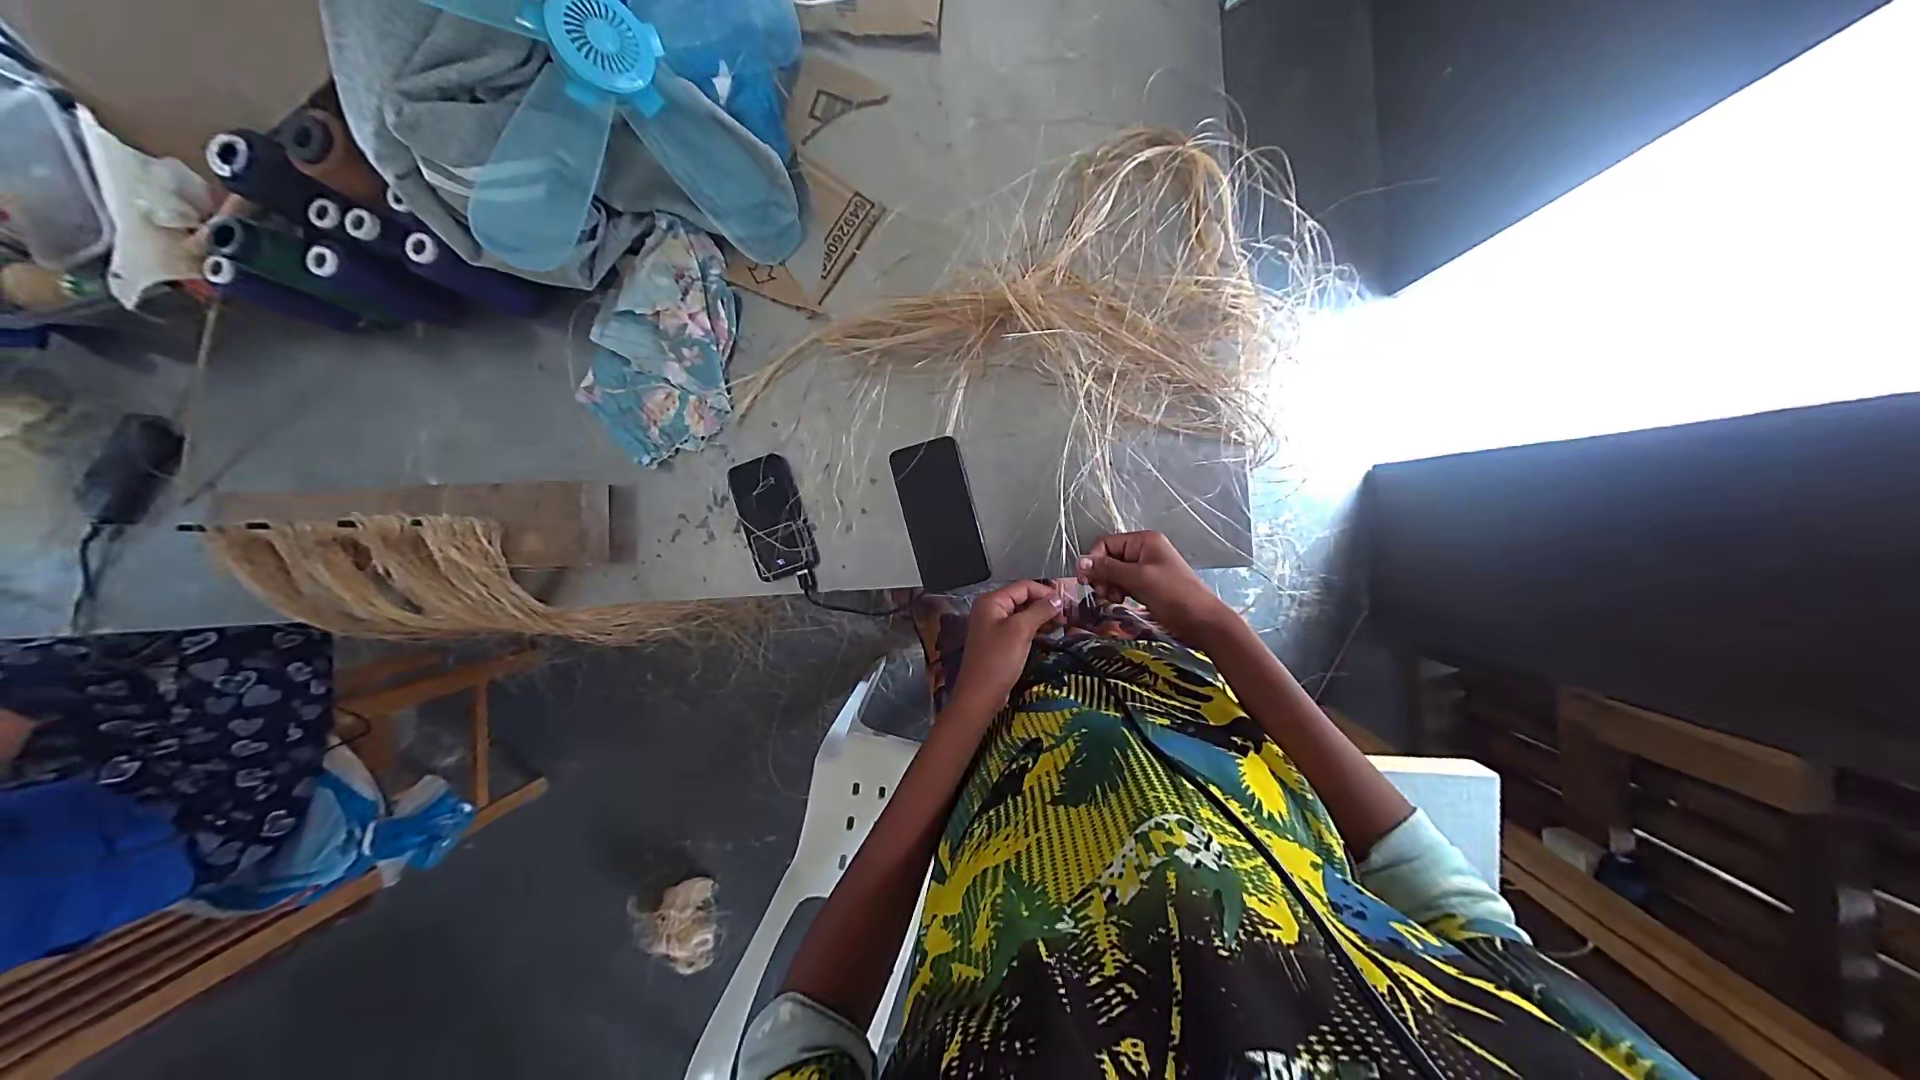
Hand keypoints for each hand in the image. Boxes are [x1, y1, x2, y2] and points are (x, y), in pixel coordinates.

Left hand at [948, 581, 1064, 714]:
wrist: (980, 695)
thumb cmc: (998, 659)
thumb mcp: (1021, 630)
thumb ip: (1040, 610)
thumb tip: (1057, 598)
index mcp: (991, 601)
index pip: (1023, 586)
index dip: (1046, 592)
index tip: (1067, 603)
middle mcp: (990, 609)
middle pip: (1022, 598)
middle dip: (1045, 604)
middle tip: (1067, 615)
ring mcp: (993, 626)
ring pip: (1022, 614)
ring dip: (1041, 617)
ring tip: (1061, 624)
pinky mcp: (998, 641)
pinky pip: (1018, 627)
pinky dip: (1033, 628)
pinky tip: (1048, 634)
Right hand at [1077, 531, 1239, 644]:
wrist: (1203, 622)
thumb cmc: (1174, 595)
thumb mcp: (1139, 579)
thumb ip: (1108, 569)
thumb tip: (1080, 562)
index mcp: (1144, 541)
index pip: (1106, 544)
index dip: (1094, 561)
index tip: (1088, 582)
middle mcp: (1144, 550)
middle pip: (1108, 558)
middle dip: (1103, 575)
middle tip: (1105, 594)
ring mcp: (1146, 568)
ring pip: (1114, 573)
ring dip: (1110, 586)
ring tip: (1116, 599)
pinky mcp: (1147, 585)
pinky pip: (1124, 584)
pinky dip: (1119, 592)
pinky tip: (1122, 601)